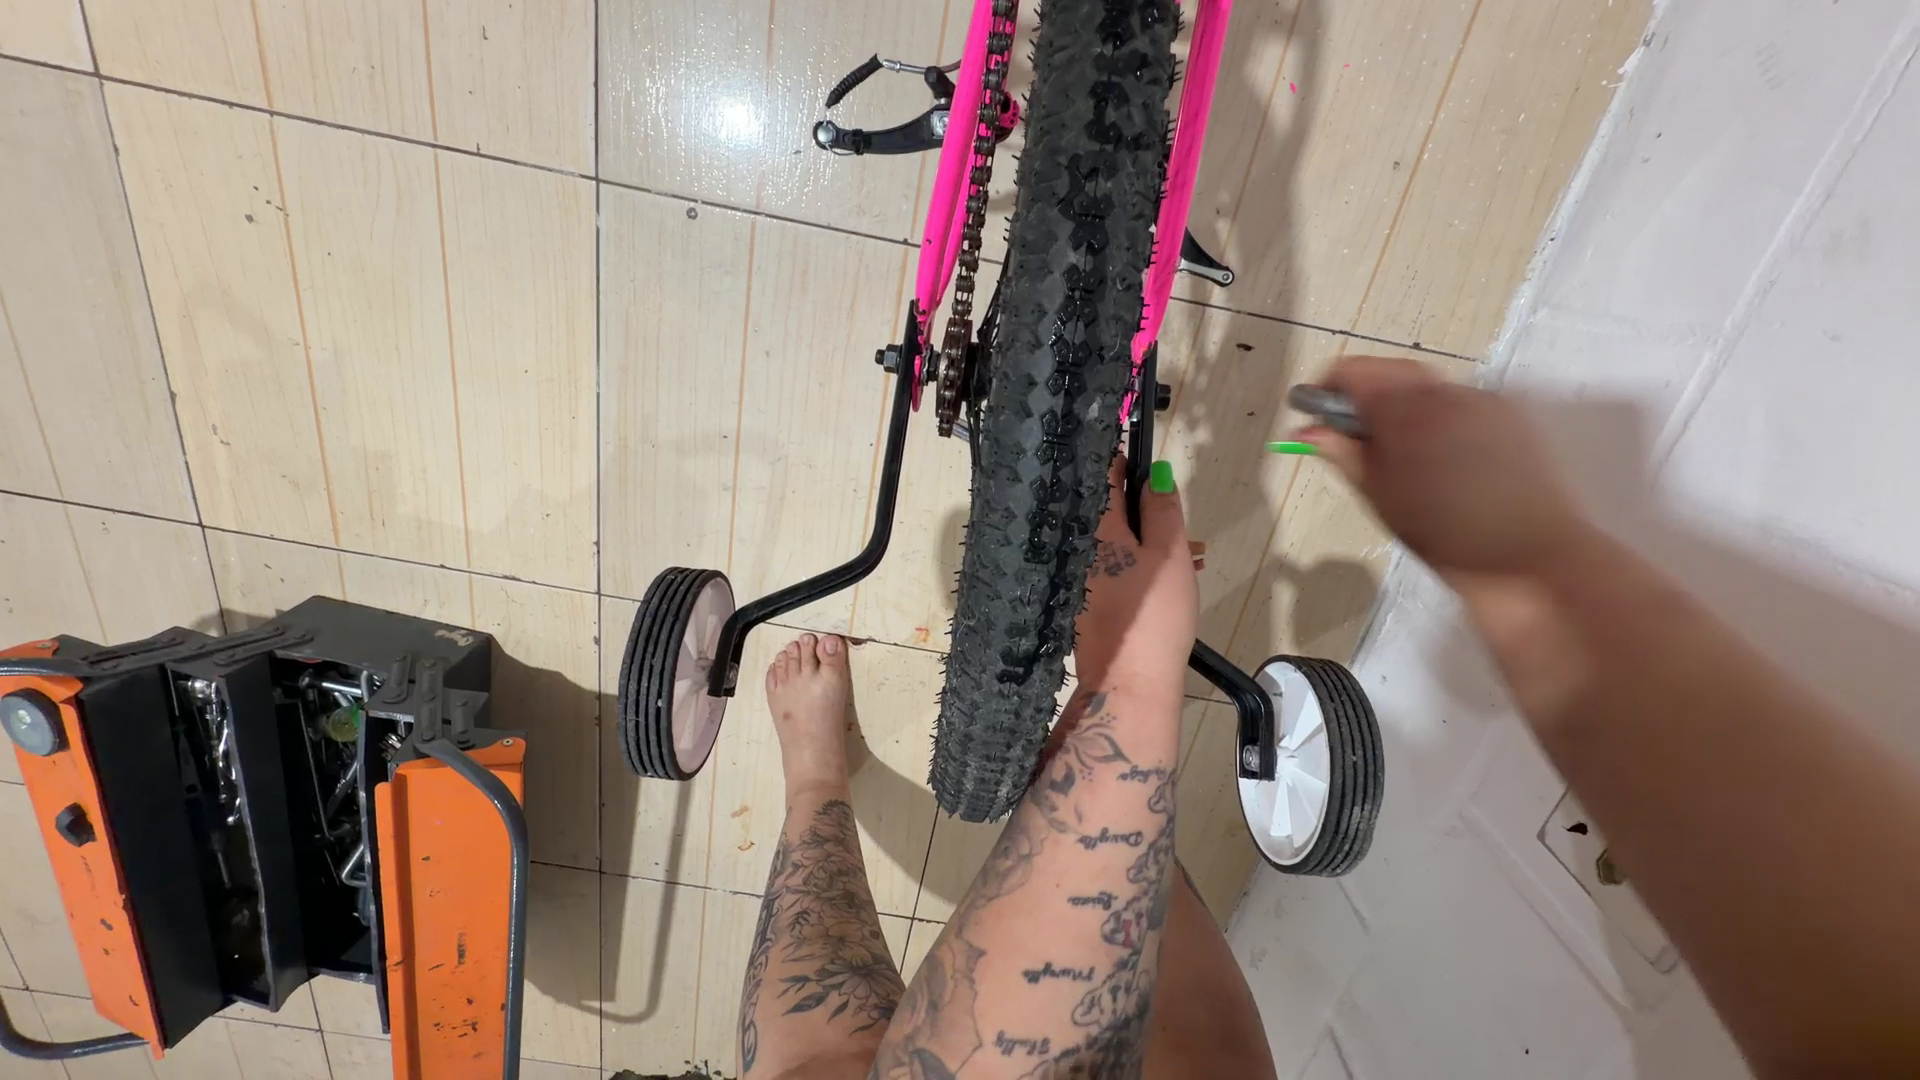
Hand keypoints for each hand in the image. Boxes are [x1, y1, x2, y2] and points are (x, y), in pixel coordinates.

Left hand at [1071, 455, 1197, 695]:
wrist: (1130, 682)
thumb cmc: (1153, 613)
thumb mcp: (1167, 554)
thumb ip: (1162, 509)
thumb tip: (1154, 472)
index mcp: (1095, 530)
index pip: (1102, 479)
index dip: (1122, 463)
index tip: (1140, 456)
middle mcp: (1078, 549)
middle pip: (1111, 514)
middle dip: (1147, 511)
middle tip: (1181, 523)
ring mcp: (1079, 578)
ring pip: (1117, 544)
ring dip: (1151, 541)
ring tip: (1192, 555)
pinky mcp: (1086, 602)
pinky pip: (1113, 569)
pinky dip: (1139, 566)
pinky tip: (1170, 580)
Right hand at [1300, 356, 1589, 577]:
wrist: (1527, 556)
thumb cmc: (1439, 533)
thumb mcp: (1378, 495)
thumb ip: (1341, 453)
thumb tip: (1304, 429)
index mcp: (1407, 412)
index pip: (1353, 372)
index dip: (1327, 389)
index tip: (1315, 416)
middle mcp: (1445, 393)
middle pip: (1390, 372)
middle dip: (1363, 395)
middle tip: (1349, 436)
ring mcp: (1482, 400)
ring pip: (1425, 387)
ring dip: (1399, 405)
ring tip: (1396, 450)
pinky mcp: (1508, 415)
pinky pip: (1457, 401)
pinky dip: (1434, 416)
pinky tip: (1436, 455)